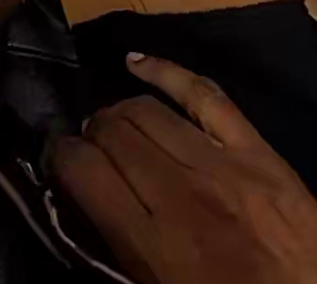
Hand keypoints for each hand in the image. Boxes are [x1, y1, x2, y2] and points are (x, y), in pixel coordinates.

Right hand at [54, 55, 316, 283]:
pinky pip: (203, 93)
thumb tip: (84, 204)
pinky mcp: (259, 152)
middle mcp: (183, 196)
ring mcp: (225, 167)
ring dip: (119, 111)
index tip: (57, 158)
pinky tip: (136, 62)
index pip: (84, 171)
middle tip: (87, 146)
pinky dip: (165, 71)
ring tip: (112, 123)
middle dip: (89, 133)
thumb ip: (121, 255)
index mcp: (156, 249)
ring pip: (147, 110)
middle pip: (113, 132)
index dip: (60, 155)